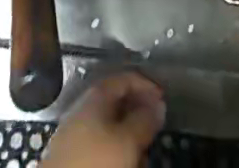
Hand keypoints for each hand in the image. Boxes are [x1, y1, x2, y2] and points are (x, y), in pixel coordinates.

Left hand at [40, 72, 164, 167]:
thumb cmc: (96, 162)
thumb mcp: (127, 141)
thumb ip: (145, 120)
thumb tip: (158, 104)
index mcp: (96, 97)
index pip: (124, 79)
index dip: (146, 85)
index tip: (164, 99)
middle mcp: (84, 108)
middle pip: (118, 102)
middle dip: (139, 114)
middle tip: (156, 128)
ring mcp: (77, 131)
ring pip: (111, 126)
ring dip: (130, 137)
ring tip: (143, 154)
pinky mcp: (74, 154)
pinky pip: (102, 145)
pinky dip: (117, 151)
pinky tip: (126, 162)